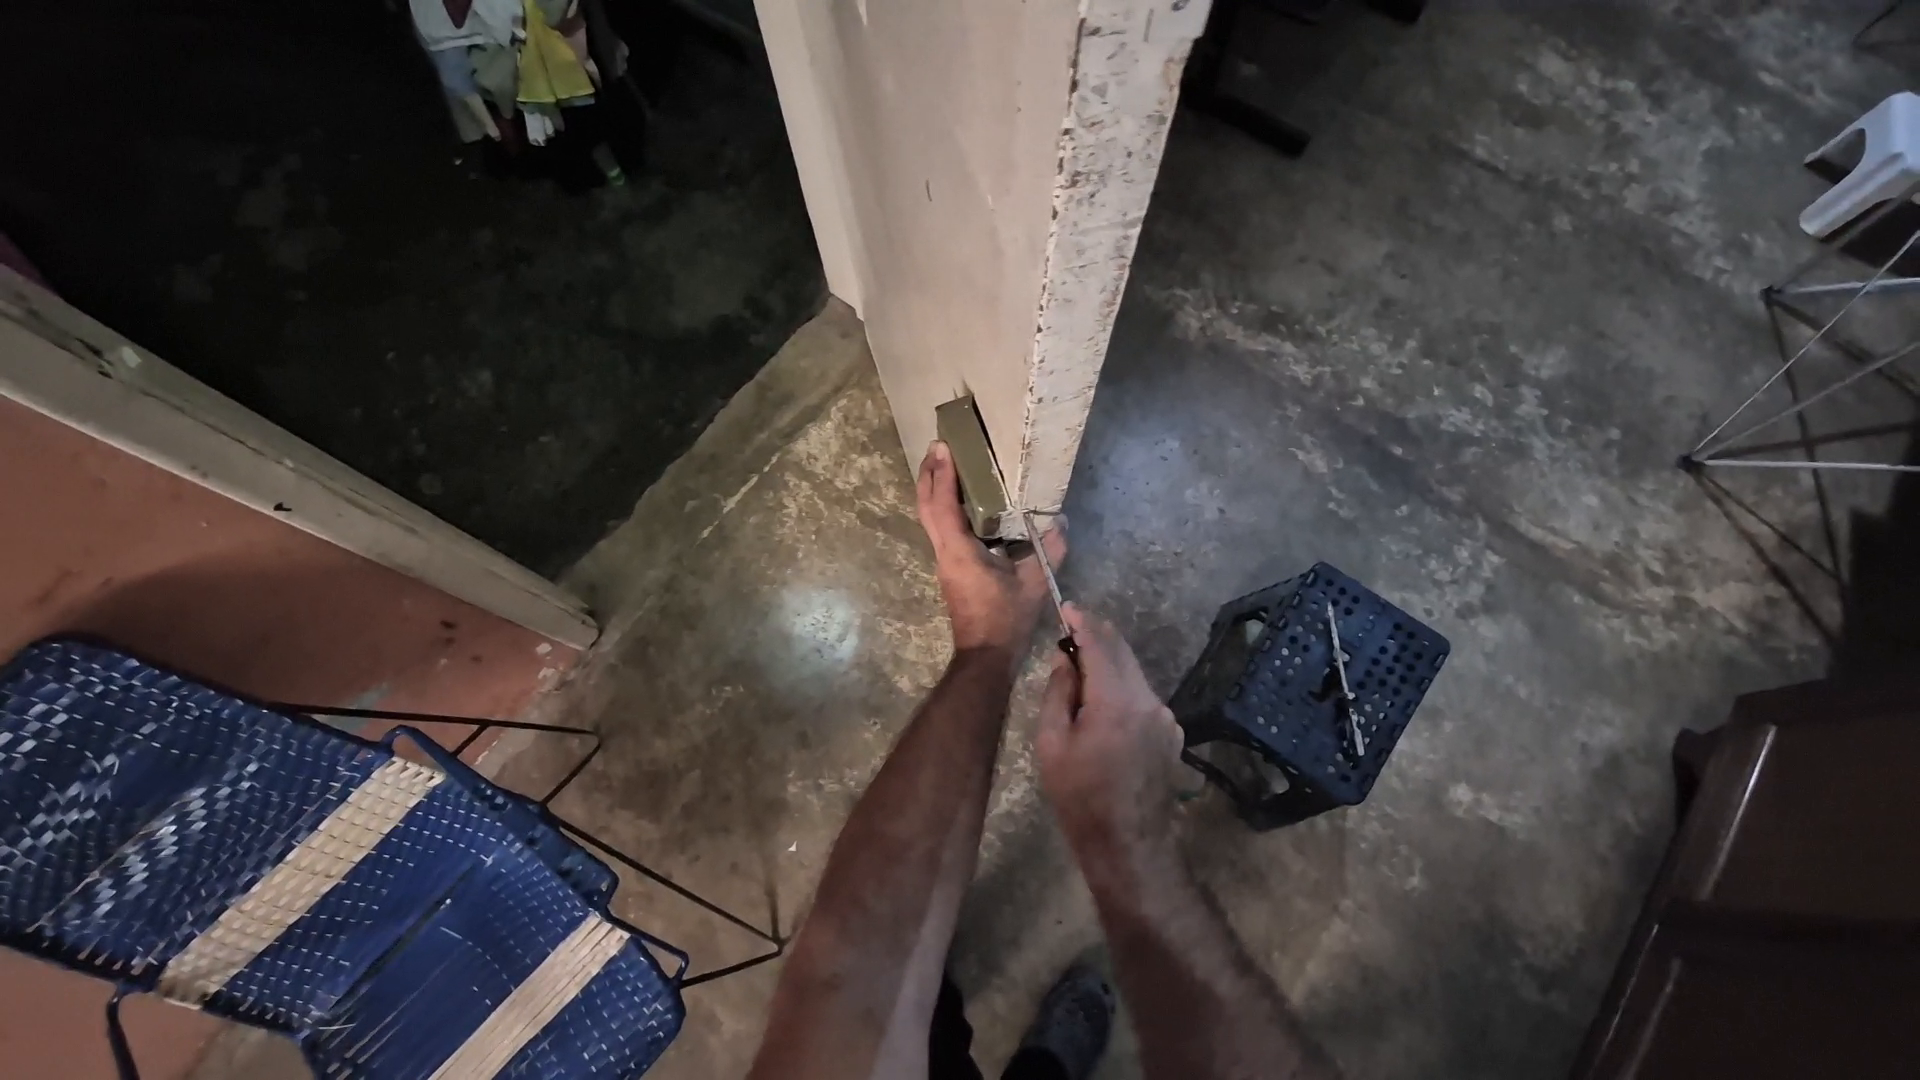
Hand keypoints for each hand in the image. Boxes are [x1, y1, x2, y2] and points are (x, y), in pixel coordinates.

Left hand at [915, 441, 1067, 656]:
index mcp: (959, 551)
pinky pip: (940, 530)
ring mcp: (944, 562)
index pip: (943, 504)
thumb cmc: (1006, 620)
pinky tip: (961, 503)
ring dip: (933, 491)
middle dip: (928, 475)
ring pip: (930, 519)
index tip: (942, 447)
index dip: (941, 474)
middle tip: (936, 448)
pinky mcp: (950, 570)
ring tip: (944, 467)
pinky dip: (943, 509)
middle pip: (926, 507)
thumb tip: (1060, 523)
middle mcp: (944, 552)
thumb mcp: (1034, 584)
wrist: (985, 655)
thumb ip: (1049, 551)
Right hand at [1036, 604, 1186, 878]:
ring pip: (1134, 673)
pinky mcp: (1172, 733)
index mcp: (1116, 700)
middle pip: (1123, 652)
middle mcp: (1148, 700)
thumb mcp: (1052, 744)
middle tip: (1071, 629)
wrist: (1129, 845)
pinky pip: (1143, 696)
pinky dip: (1122, 687)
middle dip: (1098, 636)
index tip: (1066, 608)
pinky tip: (1104, 704)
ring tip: (1081, 670)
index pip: (1101, 643)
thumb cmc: (1080, 797)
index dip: (1082, 622)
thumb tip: (1064, 659)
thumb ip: (1058, 693)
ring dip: (1110, 663)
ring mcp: (1166, 717)